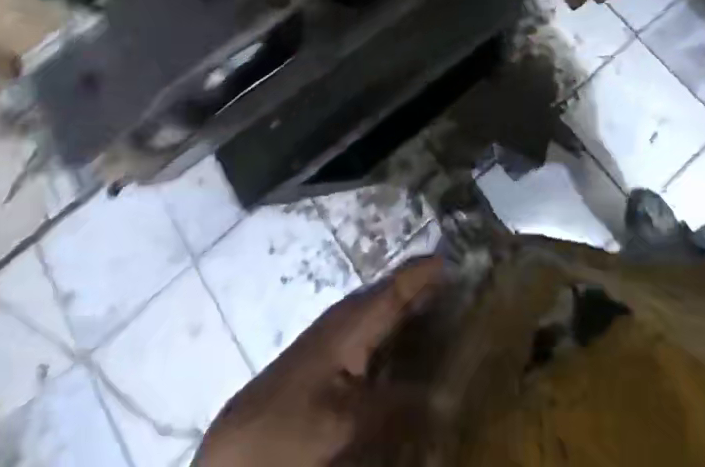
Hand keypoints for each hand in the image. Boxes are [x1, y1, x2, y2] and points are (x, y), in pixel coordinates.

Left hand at [193, 257, 443, 466]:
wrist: (237, 449)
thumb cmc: (290, 425)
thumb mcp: (347, 422)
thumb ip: (398, 405)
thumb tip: (448, 394)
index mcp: (351, 321)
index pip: (398, 286)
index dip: (428, 271)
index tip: (461, 257)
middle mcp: (346, 320)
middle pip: (394, 296)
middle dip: (427, 288)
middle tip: (468, 286)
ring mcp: (337, 339)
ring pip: (385, 315)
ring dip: (414, 311)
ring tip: (451, 312)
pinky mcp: (331, 361)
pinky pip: (375, 335)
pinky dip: (398, 334)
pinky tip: (414, 350)